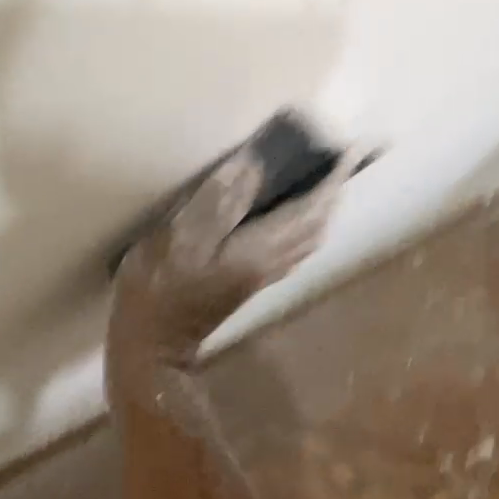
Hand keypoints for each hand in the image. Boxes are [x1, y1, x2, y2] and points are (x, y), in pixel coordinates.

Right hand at [108, 144, 345, 365]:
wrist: (149, 349)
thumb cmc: (157, 292)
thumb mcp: (178, 240)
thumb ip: (217, 203)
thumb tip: (252, 164)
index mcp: (258, 249)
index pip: (308, 208)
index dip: (330, 179)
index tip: (349, 149)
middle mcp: (269, 264)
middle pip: (315, 226)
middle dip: (330, 194)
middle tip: (337, 163)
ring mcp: (258, 279)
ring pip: (305, 242)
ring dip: (318, 213)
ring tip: (319, 186)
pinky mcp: (245, 287)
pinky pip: (289, 252)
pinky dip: (300, 231)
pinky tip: (286, 224)